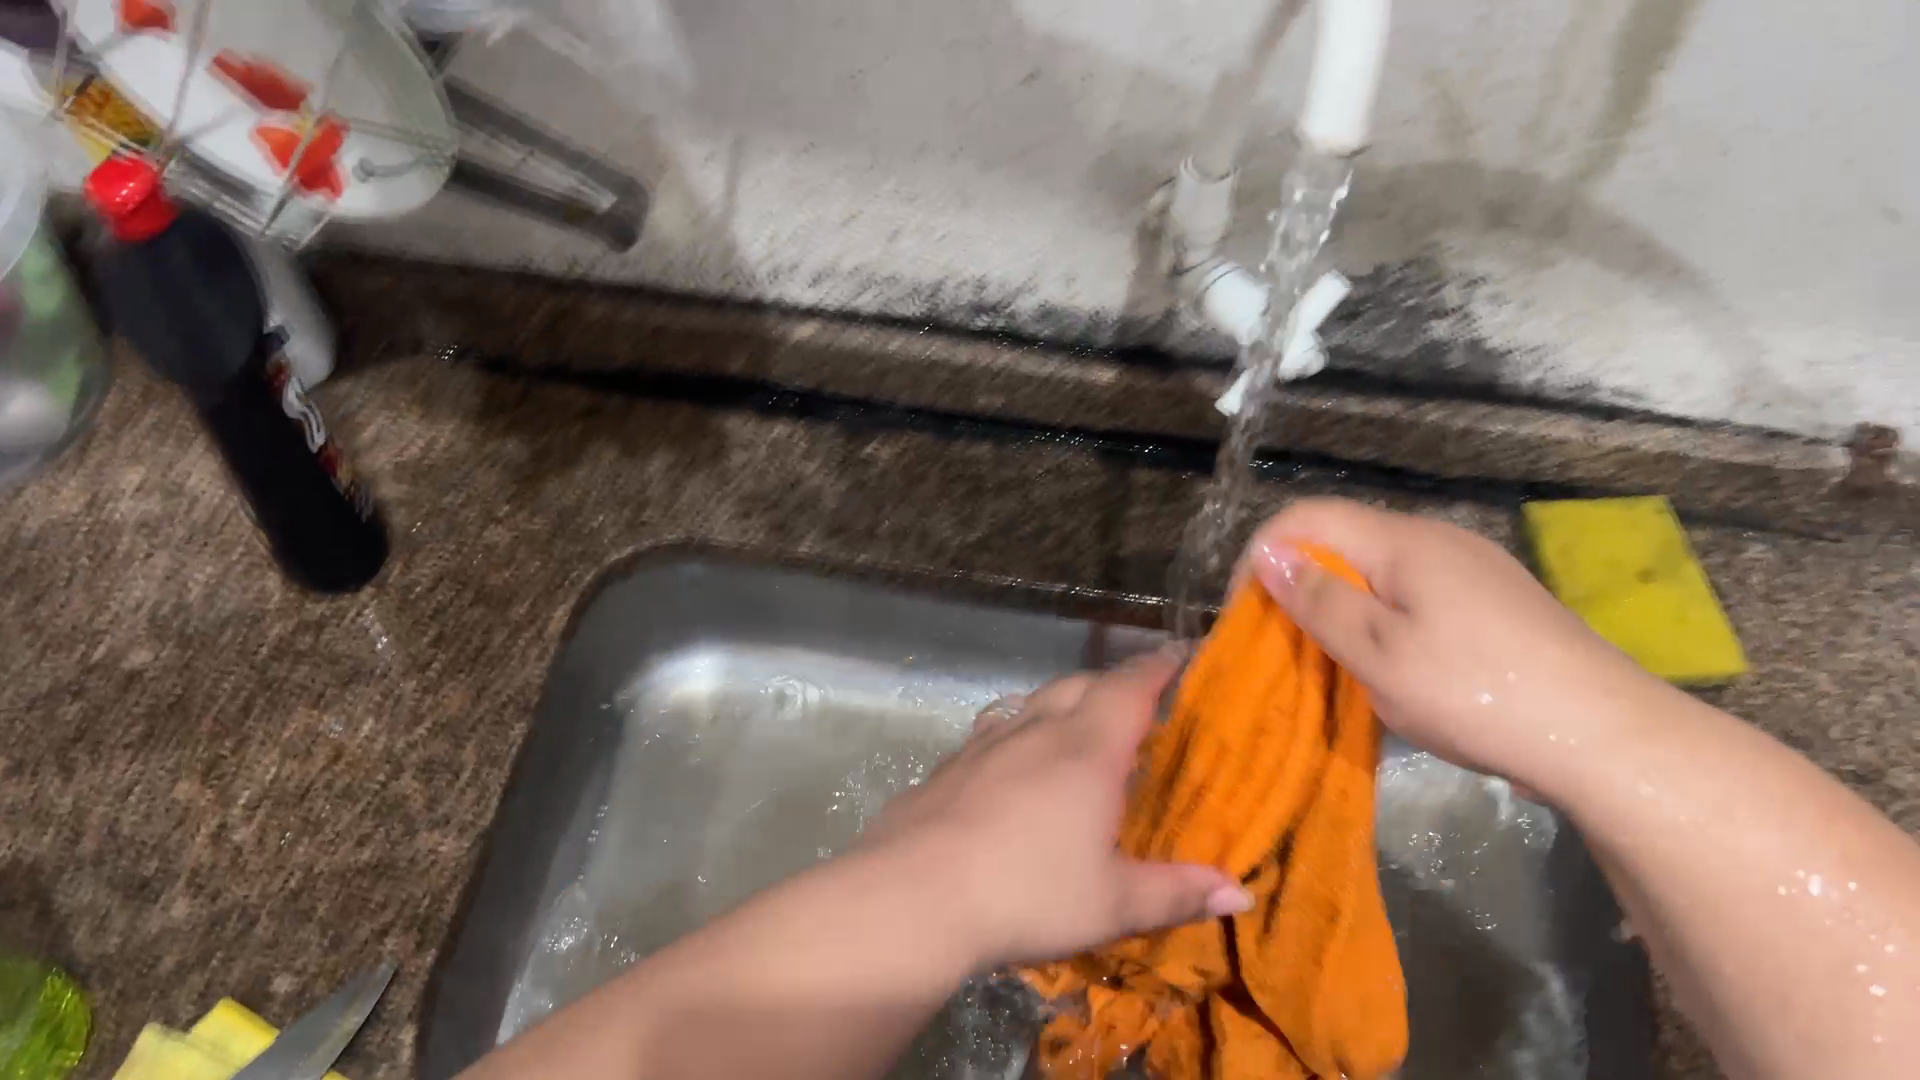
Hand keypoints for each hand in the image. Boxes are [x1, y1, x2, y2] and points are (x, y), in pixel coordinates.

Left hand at [864, 653, 1250, 968]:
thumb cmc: (1028, 893)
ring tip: (1076, 730)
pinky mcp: (948, 765)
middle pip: (1079, 685)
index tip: (1178, 655)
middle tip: (1134, 706)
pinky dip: (1018, 733)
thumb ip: (1177, 893)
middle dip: (1111, 685)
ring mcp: (985, 743)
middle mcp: (1036, 731)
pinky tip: (1013, 766)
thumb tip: (1242, 891)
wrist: (915, 895)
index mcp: (1086, 750)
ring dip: (1061, 705)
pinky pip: (995, 731)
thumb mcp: (1113, 904)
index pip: (1129, 688)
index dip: (1157, 667)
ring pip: (1032, 703)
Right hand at [1244, 498, 1670, 790]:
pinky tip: (1397, 665)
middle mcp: (1438, 540)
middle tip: (1290, 643)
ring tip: (1338, 660)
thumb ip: (1318, 600)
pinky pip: (1415, 593)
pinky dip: (1383, 619)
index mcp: (1404, 542)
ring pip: (1379, 570)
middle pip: (1343, 541)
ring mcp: (1473, 569)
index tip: (1249, 608)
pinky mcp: (1495, 601)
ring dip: (1342, 605)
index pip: (1308, 517)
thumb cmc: (1476, 693)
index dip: (1265, 552)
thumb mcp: (1377, 653)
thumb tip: (1267, 553)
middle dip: (1302, 583)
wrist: (1609, 740)